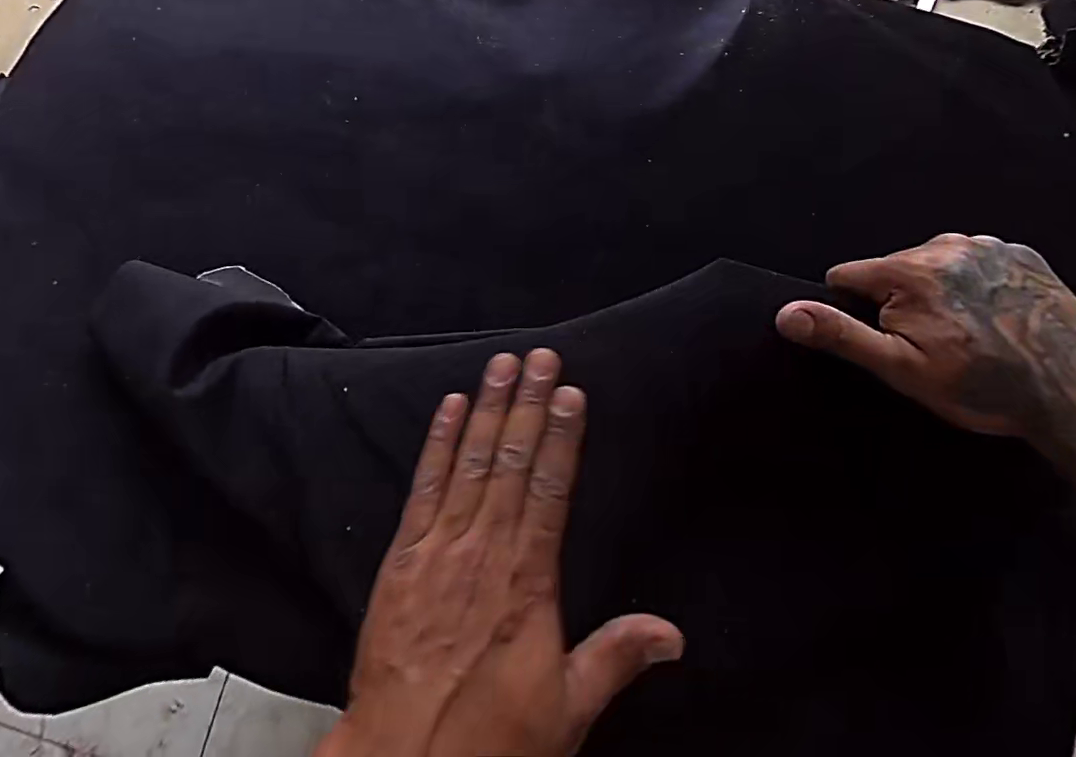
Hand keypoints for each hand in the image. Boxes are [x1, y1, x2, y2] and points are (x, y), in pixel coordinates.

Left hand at [314, 349, 682, 756]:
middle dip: (527, 404)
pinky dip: (437, 444)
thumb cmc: (488, 738)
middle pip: (512, 460)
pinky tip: (449, 407)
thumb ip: (615, 657)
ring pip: (470, 462)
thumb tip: (672, 633)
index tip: (570, 394)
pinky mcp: (404, 554)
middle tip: (539, 357)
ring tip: (501, 366)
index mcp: (528, 581)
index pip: (551, 489)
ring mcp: (441, 546)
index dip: (562, 437)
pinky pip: (424, 486)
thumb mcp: (567, 709)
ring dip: (487, 408)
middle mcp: (486, 550)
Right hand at [773, 233, 1075, 438]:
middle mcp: (946, 247)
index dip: (858, 311)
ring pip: (926, 263)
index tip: (892, 337)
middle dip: (896, 298)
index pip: (845, 276)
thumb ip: (838, 333)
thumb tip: (787, 313)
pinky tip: (990, 315)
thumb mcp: (899, 368)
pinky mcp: (1019, 254)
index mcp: (910, 271)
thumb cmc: (987, 387)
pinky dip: (969, 282)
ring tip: (965, 330)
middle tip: (932, 340)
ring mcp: (988, 247)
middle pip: (887, 268)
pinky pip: (968, 260)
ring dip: (932, 289)